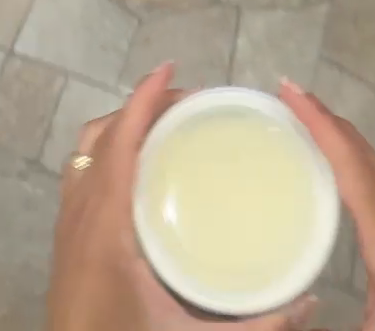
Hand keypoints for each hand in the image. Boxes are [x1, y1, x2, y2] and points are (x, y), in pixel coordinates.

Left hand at [48, 63, 318, 330]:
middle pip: (103, 134)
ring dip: (122, 125)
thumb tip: (309, 301)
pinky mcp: (64, 235)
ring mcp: (66, 222)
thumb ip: (254, 326)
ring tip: (164, 125)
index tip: (169, 68)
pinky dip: (108, 150)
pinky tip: (139, 166)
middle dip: (142, 106)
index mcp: (106, 228)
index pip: (119, 143)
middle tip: (189, 103)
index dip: (142, 99)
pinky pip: (82, 171)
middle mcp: (79, 214)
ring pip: (87, 149)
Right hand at [280, 79, 374, 330]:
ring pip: (367, 154)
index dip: (317, 121)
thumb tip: (287, 323)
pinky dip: (350, 152)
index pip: (347, 160)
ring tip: (303, 118)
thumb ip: (336, 324)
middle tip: (286, 92)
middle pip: (357, 145)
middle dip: (321, 113)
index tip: (289, 90)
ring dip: (336, 130)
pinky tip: (337, 163)